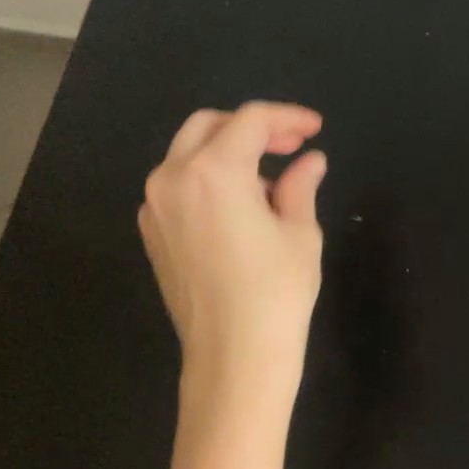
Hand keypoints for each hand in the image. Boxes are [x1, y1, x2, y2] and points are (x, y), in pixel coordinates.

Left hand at [139, 103, 327, 389]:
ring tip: (273, 182)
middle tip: (293, 145)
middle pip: (209, 126)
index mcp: (215, 172)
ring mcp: (155, 205)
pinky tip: (245, 208)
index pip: (250, 121)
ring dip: (230, 153)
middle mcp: (173, 178)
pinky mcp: (152, 230)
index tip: (316, 128)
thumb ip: (301, 186)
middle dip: (253, 127)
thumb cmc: (278, 291)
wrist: (235, 351)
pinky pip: (179, 186)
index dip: (287, 117)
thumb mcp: (301, 232)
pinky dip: (212, 180)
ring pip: (189, 154)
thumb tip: (310, 161)